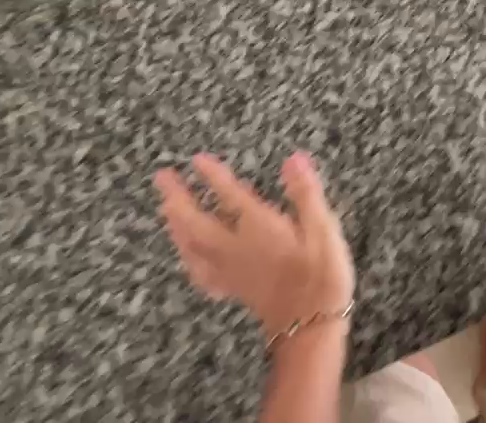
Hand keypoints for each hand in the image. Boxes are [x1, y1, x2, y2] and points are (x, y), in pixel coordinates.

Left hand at [154, 151, 354, 336]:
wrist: (310, 327)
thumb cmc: (321, 274)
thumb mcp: (323, 228)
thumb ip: (305, 193)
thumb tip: (293, 158)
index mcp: (258, 229)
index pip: (229, 197)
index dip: (212, 176)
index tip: (196, 158)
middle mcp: (235, 248)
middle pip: (196, 222)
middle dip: (177, 198)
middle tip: (162, 178)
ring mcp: (230, 271)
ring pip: (190, 247)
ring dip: (175, 225)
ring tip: (166, 210)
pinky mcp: (232, 288)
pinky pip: (199, 271)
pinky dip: (188, 258)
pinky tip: (188, 256)